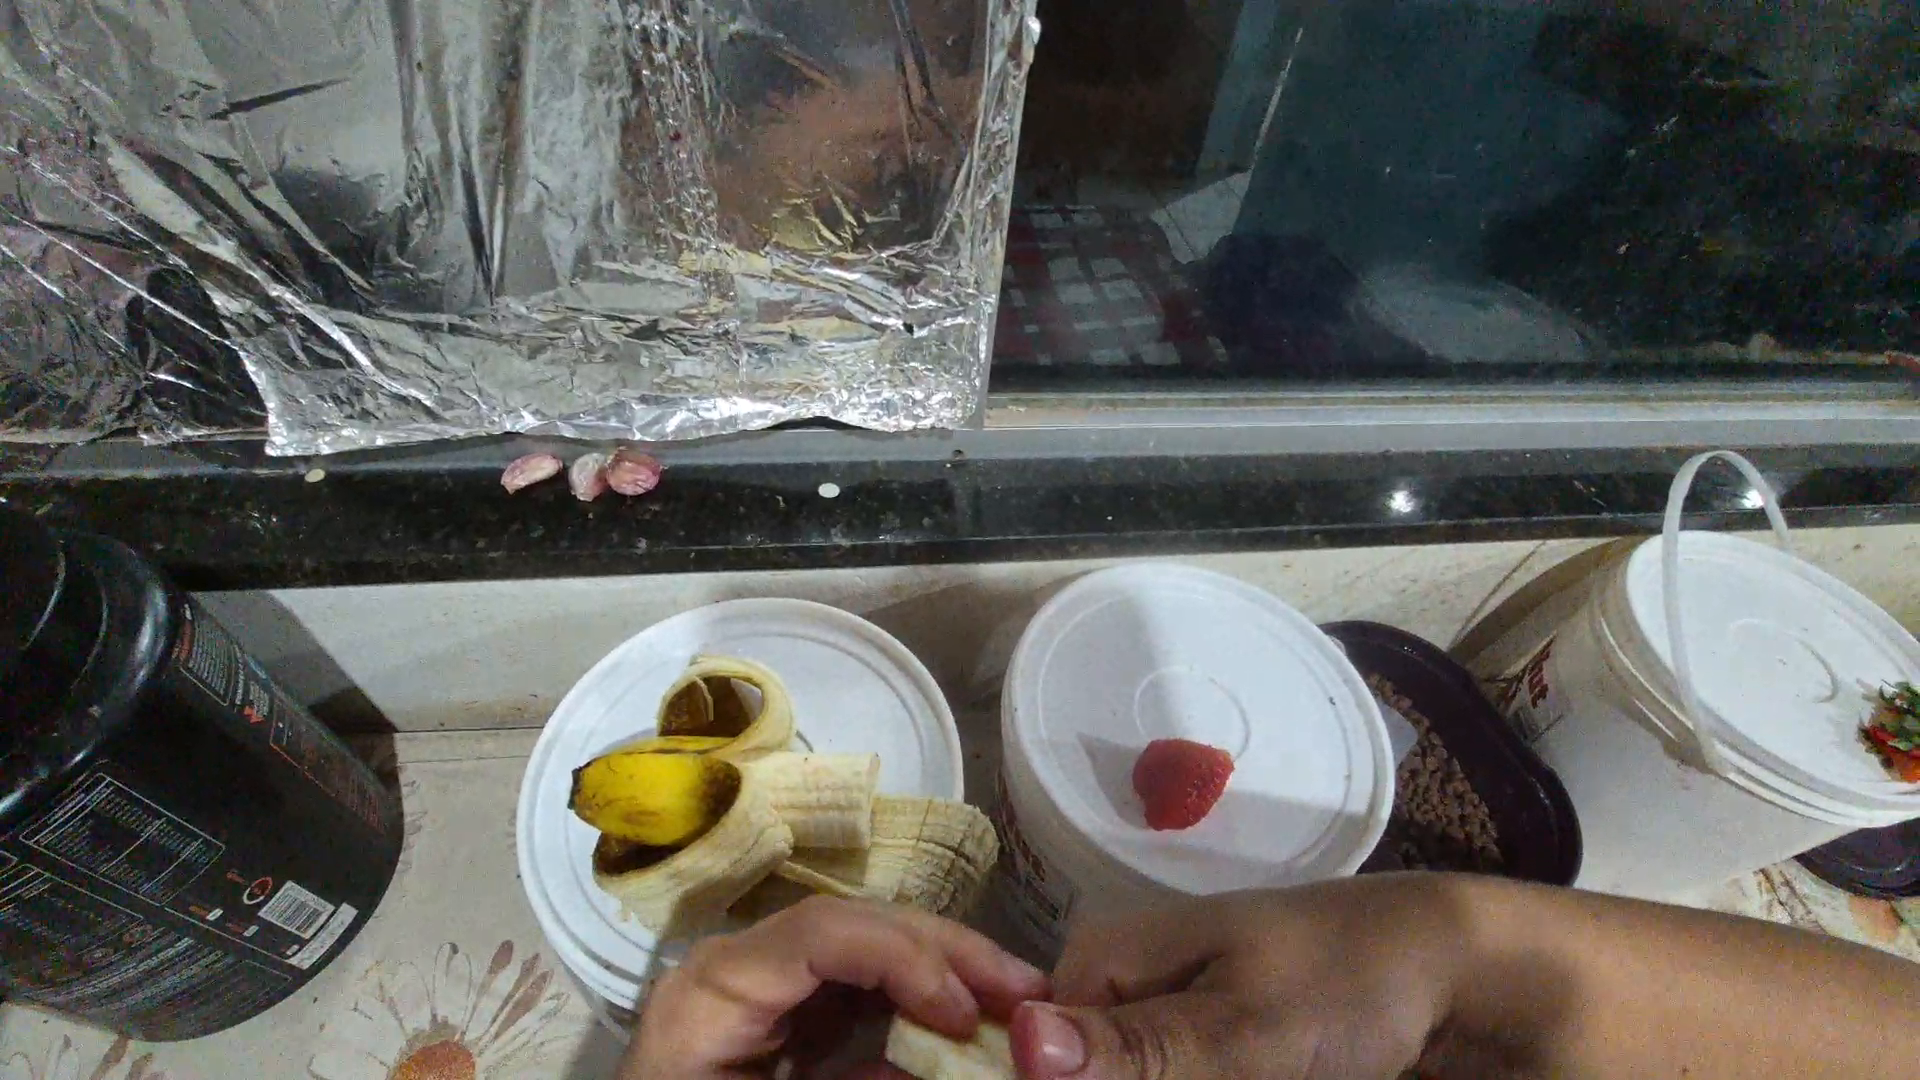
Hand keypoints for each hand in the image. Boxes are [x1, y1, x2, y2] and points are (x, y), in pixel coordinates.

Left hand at [620, 896, 1050, 1079]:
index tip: (965, 1013)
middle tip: (1026, 988)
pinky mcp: (799, 1004)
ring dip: (951, 965)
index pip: (820, 930)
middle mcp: (750, 960)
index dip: (901, 955)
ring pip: (878, 944)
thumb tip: (936, 1061)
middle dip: (948, 951)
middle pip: (861, 924)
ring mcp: (777, 978)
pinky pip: (872, 986)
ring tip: (1018, 992)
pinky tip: (973, 1013)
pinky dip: (926, 998)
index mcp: (718, 987)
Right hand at [1007, 876, 1468, 1079]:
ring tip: (1274, 1070)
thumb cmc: (1339, 984)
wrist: (1438, 969)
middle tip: (1247, 1076)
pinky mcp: (1203, 1044)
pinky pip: (1173, 1075)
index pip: (1037, 1057)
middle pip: (1092, 1074)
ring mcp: (1165, 1017)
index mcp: (1105, 959)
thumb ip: (1133, 1048)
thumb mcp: (1242, 1029)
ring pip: (1138, 1078)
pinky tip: (1275, 1079)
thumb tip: (1016, 1042)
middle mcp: (1121, 986)